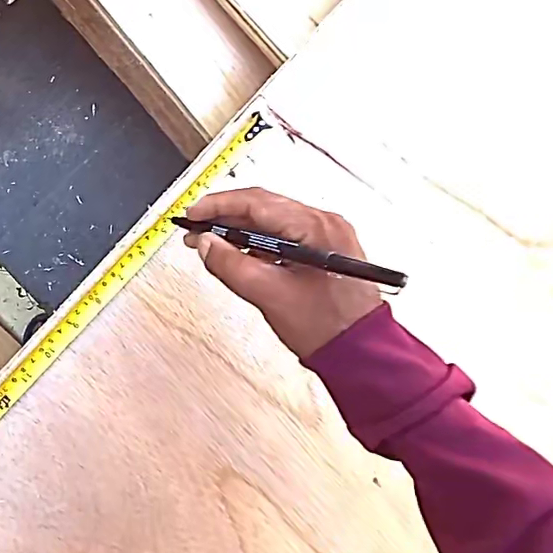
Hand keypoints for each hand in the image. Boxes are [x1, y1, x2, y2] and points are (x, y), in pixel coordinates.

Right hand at [182, 188, 380, 358]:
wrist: (359, 350)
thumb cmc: (326, 325)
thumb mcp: (266, 293)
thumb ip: (230, 264)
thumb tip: (205, 243)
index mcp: (314, 228)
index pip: (256, 202)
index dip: (218, 205)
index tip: (193, 214)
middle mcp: (323, 224)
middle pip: (262, 207)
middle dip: (224, 217)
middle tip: (196, 230)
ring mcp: (324, 236)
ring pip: (270, 221)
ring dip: (237, 229)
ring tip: (210, 242)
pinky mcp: (321, 250)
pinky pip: (280, 235)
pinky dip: (254, 241)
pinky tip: (237, 253)